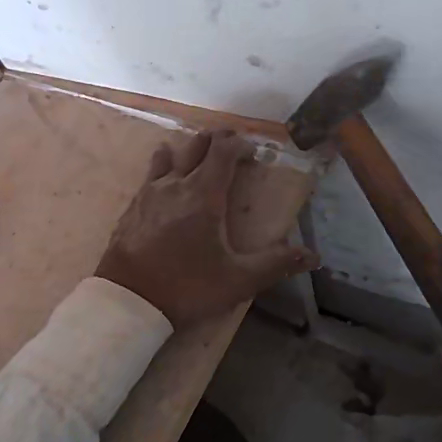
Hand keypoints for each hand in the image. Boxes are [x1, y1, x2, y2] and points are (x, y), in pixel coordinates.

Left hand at [96, 130, 318, 328]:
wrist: (128, 301)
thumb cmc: (187, 287)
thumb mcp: (238, 280)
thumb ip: (275, 264)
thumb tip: (312, 256)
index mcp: (204, 194)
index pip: (223, 151)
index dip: (240, 144)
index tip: (253, 152)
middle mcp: (174, 185)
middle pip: (195, 145)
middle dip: (215, 140)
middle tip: (229, 145)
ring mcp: (147, 194)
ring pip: (166, 156)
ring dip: (184, 151)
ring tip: (195, 156)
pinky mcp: (130, 208)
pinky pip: (148, 177)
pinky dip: (162, 170)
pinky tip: (163, 184)